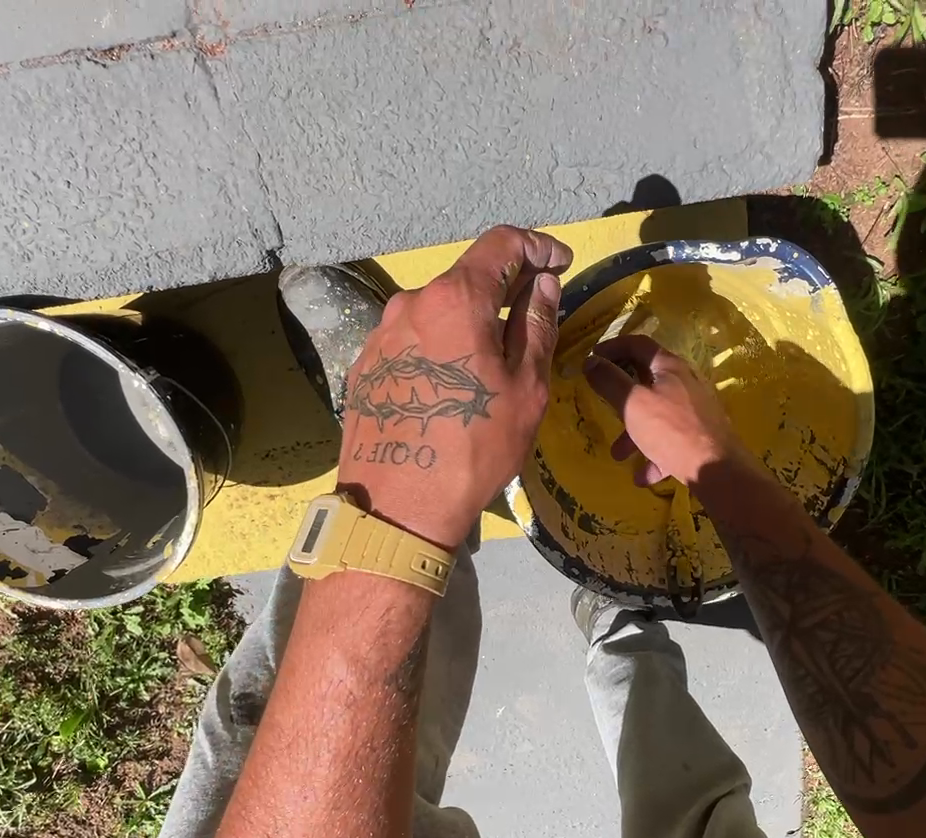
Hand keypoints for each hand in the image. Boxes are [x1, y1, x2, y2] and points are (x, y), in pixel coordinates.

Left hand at [337, 225, 573, 548]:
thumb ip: (536, 326)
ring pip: (437, 313)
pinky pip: (413, 343)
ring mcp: (381, 335)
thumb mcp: (526, 389)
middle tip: (533, 315)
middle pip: (466, 280)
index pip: (501, 244)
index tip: (560, 263)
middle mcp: (410, 303)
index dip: (537, 246)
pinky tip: (451, 385)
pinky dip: (440, 349)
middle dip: (505, 290)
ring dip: (469, 324)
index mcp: (455, 299)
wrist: (398, 506)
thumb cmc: (476, 447)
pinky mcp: (365, 366)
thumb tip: (542, 284)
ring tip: (490, 363)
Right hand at [582, 335, 749, 487]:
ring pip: (657, 416)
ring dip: (634, 434)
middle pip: (646, 382)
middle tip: (603, 406)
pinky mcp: (701, 436)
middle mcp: (686, 384)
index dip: (612, 347)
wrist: (716, 468)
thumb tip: (590, 361)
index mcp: (670, 367)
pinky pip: (670, 441)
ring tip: (619, 455)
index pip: (638, 345)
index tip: (592, 358)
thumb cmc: (670, 430)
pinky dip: (654, 456)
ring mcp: (695, 411)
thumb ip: (610, 381)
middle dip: (621, 399)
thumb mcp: (632, 403)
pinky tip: (643, 476)